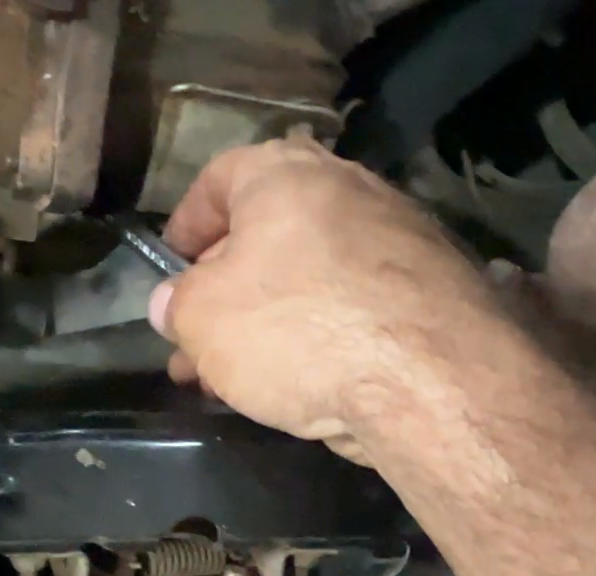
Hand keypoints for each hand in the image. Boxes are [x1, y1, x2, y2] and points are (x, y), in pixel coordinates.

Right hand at [147, 138, 513, 462]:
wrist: (426, 380)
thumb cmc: (295, 329)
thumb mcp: (201, 319)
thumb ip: (174, 304)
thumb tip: (170, 301)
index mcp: (285, 176)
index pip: (218, 179)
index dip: (184, 224)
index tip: (169, 268)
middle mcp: (346, 190)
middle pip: (263, 234)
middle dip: (220, 291)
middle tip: (191, 340)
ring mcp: (395, 238)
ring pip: (304, 276)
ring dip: (261, 321)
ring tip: (230, 376)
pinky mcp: (426, 290)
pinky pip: (347, 304)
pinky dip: (312, 335)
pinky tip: (292, 381)